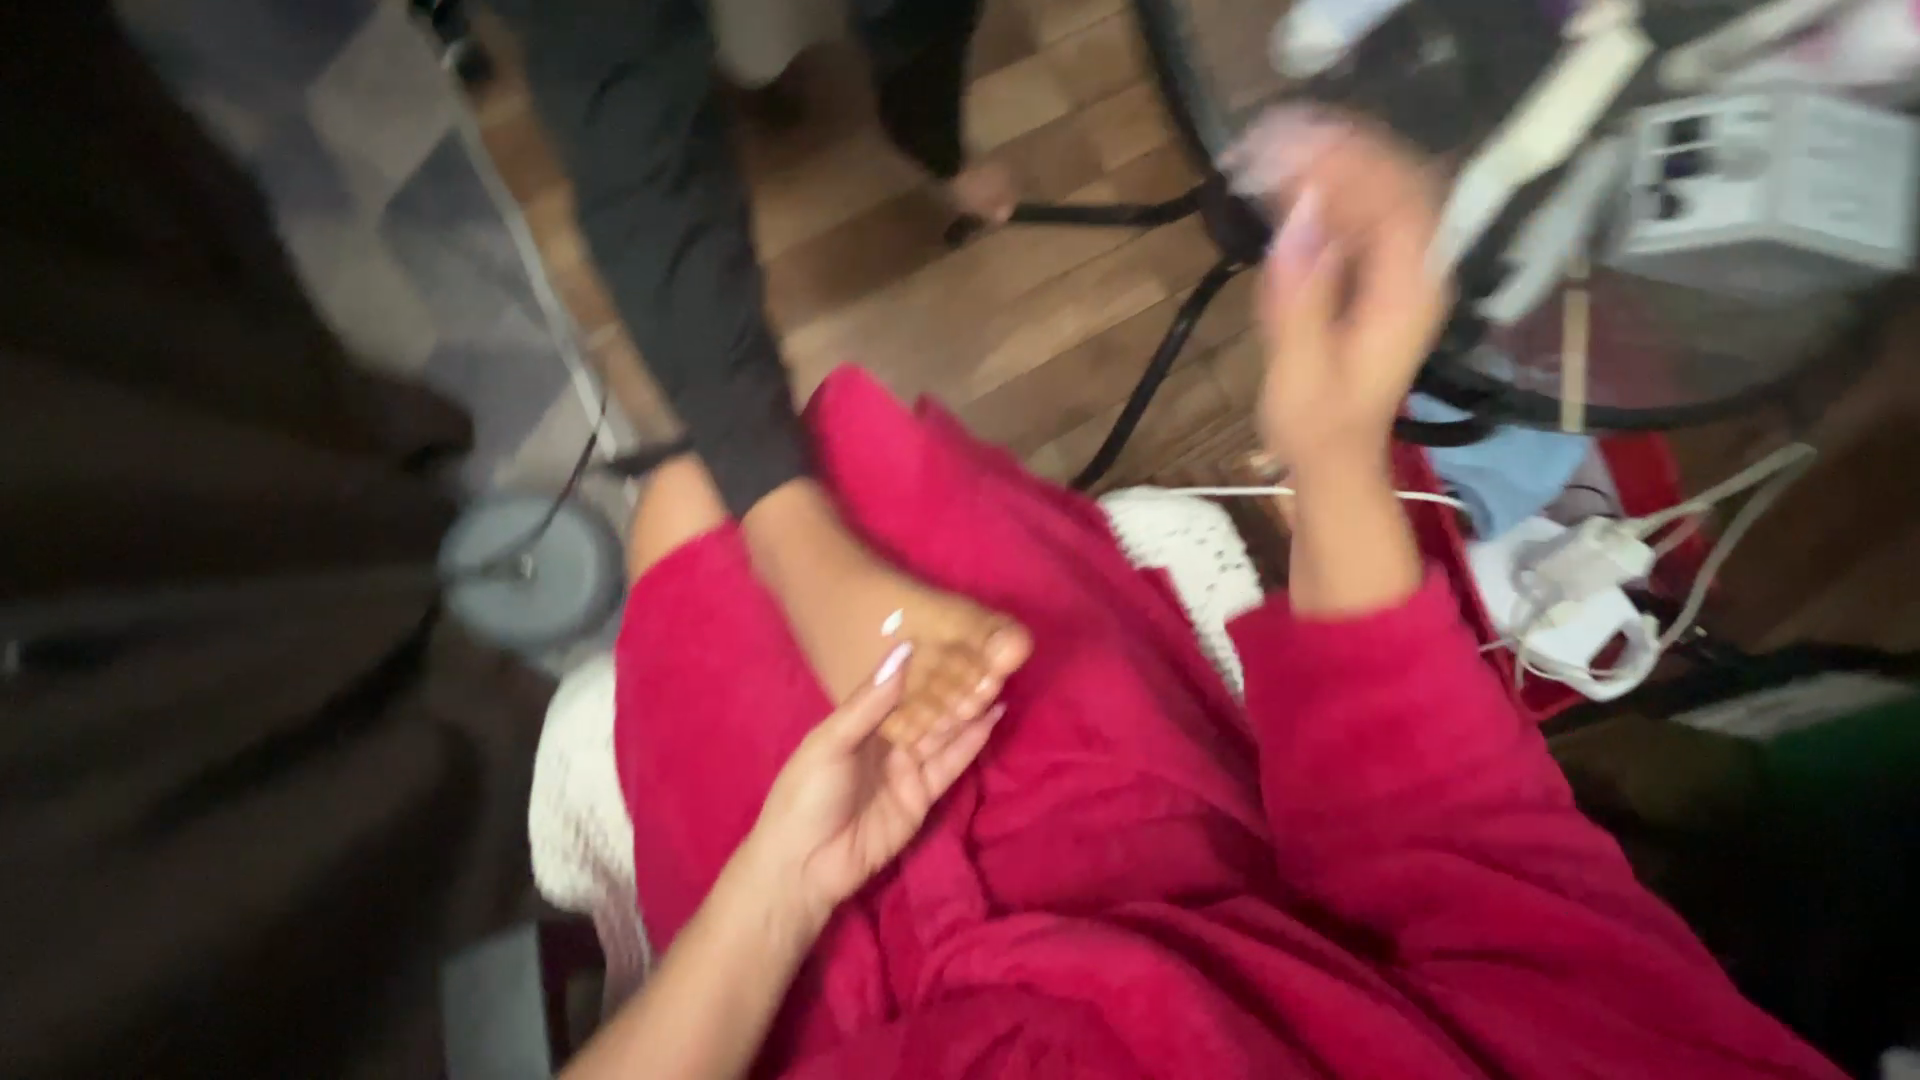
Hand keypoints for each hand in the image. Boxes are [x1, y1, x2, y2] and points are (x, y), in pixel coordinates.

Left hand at [733, 643, 1003, 933]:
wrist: (802, 867)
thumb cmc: (805, 794)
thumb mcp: (831, 741)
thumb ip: (869, 701)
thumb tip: (903, 651)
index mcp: (859, 720)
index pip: (899, 686)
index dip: (926, 665)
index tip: (955, 638)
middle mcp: (886, 740)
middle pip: (926, 708)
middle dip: (954, 685)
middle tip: (989, 655)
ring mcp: (906, 768)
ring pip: (942, 733)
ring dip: (968, 708)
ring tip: (999, 678)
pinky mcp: (922, 796)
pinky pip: (950, 764)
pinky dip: (972, 741)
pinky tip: (992, 717)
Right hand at [1226, 112, 1449, 476]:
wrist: (1335, 460)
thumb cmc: (1316, 426)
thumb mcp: (1301, 369)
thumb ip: (1300, 297)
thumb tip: (1296, 221)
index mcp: (1406, 294)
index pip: (1395, 200)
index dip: (1348, 162)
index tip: (1291, 144)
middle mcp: (1414, 274)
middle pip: (1392, 187)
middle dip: (1337, 153)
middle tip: (1273, 137)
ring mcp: (1399, 277)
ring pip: (1378, 199)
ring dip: (1329, 170)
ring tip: (1272, 153)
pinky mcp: (1376, 284)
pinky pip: (1361, 223)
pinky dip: (1325, 199)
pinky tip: (1287, 192)